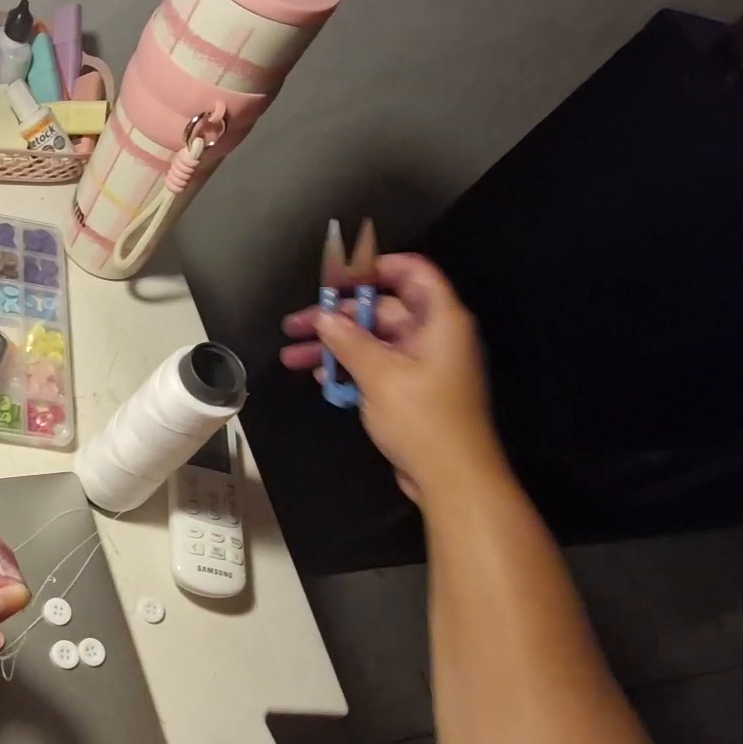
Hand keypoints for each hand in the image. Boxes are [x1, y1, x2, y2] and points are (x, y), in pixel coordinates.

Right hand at [280, 253, 505, 503]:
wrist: (450, 475)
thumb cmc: (424, 419)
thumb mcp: (381, 376)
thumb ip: (350, 343)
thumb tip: (325, 318)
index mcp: (439, 322)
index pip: (412, 274)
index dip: (376, 268)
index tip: (336, 276)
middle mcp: (431, 337)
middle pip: (381, 311)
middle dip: (336, 318)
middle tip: (295, 326)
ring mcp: (419, 365)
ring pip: (370, 343)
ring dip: (333, 348)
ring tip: (292, 357)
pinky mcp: (407, 391)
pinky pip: (373, 368)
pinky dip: (347, 370)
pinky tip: (318, 377)